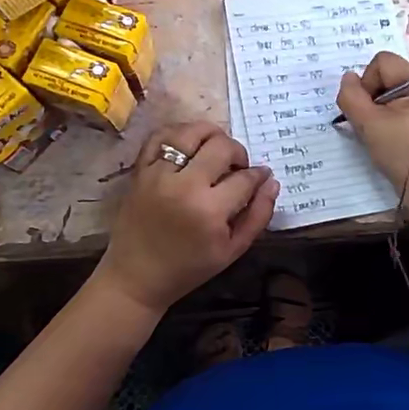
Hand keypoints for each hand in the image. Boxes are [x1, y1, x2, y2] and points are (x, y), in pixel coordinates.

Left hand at [94, 122, 278, 312]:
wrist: (136, 277)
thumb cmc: (189, 268)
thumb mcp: (232, 250)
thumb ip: (258, 215)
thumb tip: (271, 182)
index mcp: (210, 210)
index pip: (245, 178)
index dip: (259, 175)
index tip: (261, 177)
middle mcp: (184, 186)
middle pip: (221, 146)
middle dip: (238, 153)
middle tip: (237, 167)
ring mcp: (158, 174)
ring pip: (191, 132)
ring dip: (211, 135)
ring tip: (215, 149)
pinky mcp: (140, 171)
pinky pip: (160, 136)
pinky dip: (178, 133)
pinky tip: (189, 144)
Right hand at [336, 52, 408, 201]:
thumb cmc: (400, 152)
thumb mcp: (367, 123)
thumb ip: (351, 96)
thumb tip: (347, 78)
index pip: (382, 62)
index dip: (367, 83)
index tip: (369, 110)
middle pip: (387, 73)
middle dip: (372, 94)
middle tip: (372, 120)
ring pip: (390, 88)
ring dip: (377, 105)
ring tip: (380, 128)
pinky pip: (399, 100)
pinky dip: (387, 112)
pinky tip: (387, 131)